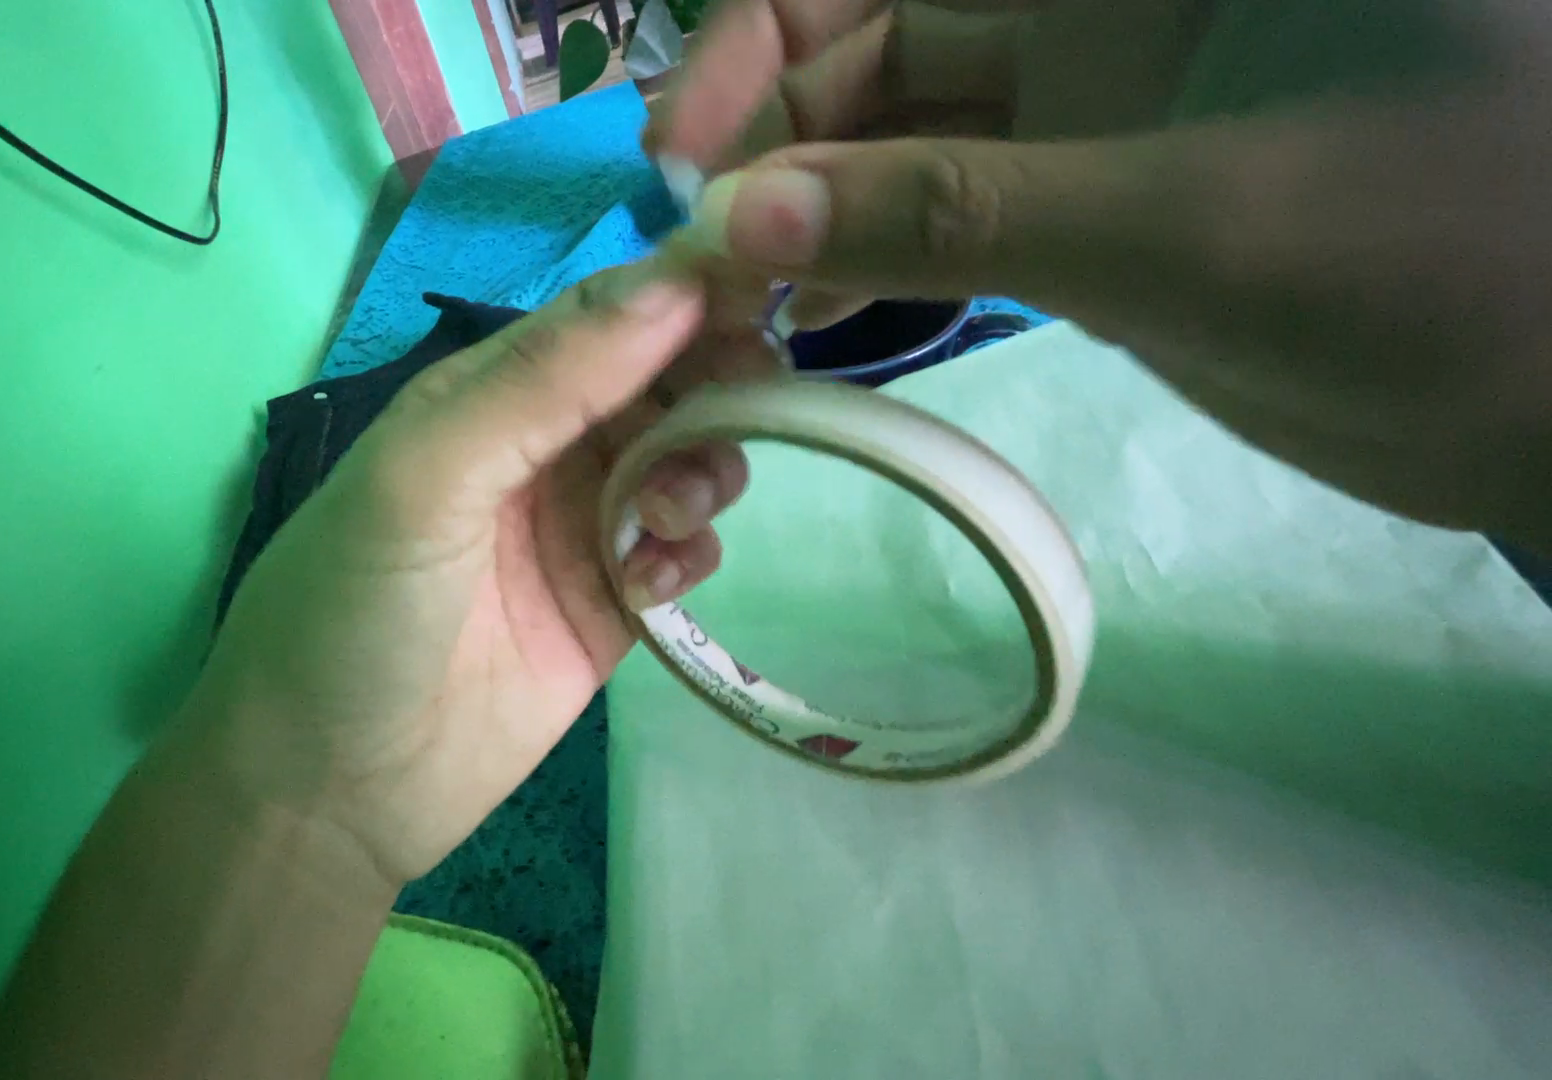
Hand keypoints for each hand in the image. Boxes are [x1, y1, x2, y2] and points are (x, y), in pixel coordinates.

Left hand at [183, 259, 754, 885]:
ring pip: (682, 464)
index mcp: (490, 397)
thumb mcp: (428, 476)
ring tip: (667, 521)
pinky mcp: (609, 608)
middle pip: (659, 385)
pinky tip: (656, 585)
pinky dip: (689, 554)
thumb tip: (673, 287)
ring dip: (702, 472)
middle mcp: (541, 452)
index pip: (604, 317)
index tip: (761, 295)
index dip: (683, 297)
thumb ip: (542, 383)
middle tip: (749, 407)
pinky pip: (679, 554)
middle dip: (710, 386)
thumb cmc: (355, 610)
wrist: (333, 787)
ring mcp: (578, 531)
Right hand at [648, 0, 1551, 549]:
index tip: (682, 166)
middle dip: (765, 158)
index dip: (755, 46)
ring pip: (882, 151)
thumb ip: (945, 213)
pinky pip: (923, 222)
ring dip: (798, 222)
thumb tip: (742, 220)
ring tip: (731, 308)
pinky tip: (800, 324)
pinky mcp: (1063, 213)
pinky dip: (855, 267)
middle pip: (860, 59)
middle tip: (694, 269)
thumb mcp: (1170, 227)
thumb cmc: (1436, 268)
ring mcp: (1064, 122)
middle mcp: (1078, 18)